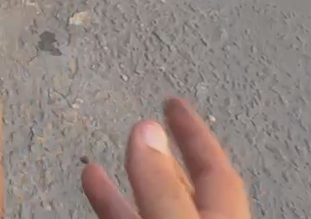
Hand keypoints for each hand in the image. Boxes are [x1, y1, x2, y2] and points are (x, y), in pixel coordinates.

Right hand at [82, 98, 249, 218]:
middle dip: (163, 155)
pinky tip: (94, 185)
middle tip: (147, 122)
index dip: (194, 132)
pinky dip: (113, 202)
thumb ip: (163, 185)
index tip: (173, 102)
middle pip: (188, 189)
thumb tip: (147, 130)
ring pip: (156, 207)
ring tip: (95, 161)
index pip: (216, 170)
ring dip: (127, 181)